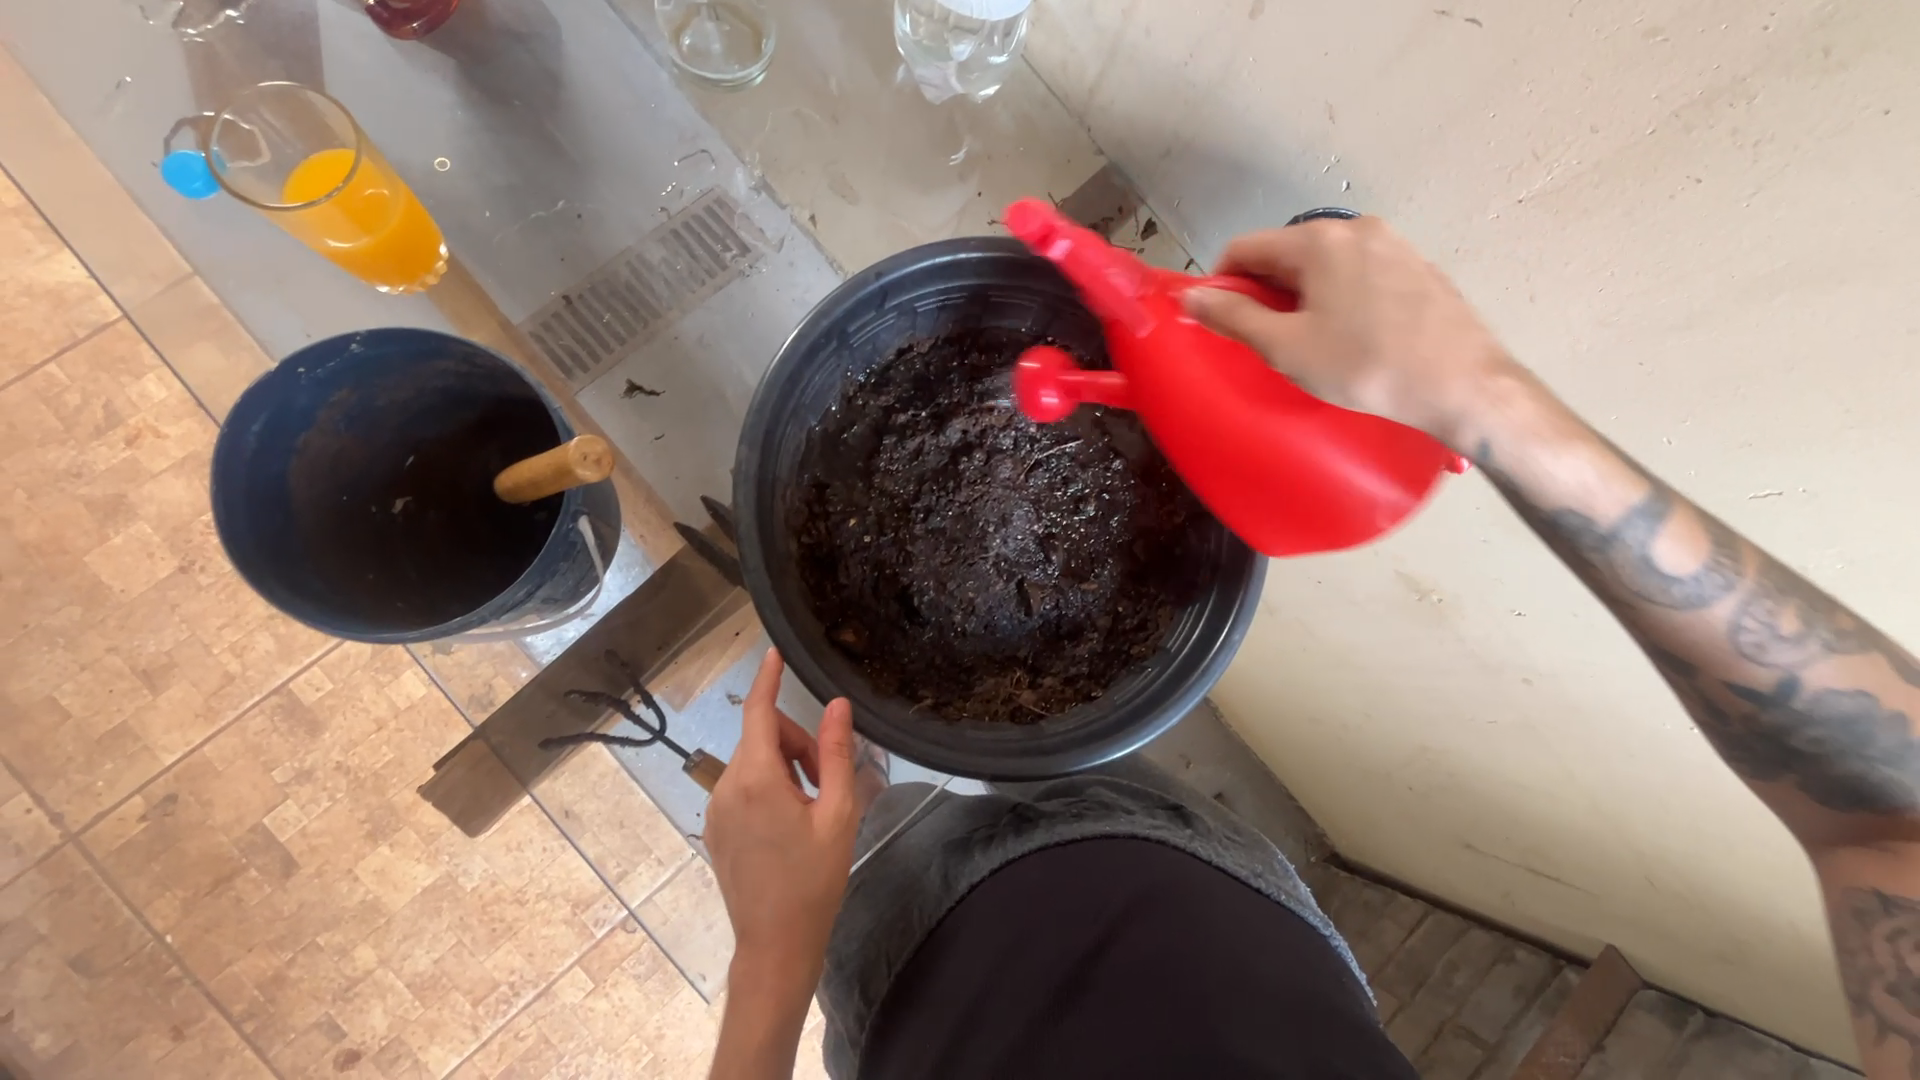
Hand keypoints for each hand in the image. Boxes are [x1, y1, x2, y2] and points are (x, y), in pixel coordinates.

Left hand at [705, 648, 859, 993]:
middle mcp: (726, 787)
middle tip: (829, 784)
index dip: (768, 679)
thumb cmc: (815, 879)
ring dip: (786, 768)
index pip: (759, 712)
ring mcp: (716, 810)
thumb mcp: (839, 813)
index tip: (775, 652)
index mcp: (757, 779)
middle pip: (763, 738)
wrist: (776, 945)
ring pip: (754, 762)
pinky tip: (790, 823)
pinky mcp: (715, 829)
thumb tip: (836, 705)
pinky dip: (769, 787)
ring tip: (812, 808)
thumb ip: (837, 753)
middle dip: (798, 746)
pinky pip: (743, 787)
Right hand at [1181, 215, 1523, 450]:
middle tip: (1264, 341)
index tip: (1221, 322)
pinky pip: (1357, 275)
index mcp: (1318, 241)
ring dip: (1300, 297)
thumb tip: (1189, 296)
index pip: (1244, 248)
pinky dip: (1337, 299)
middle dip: (1263, 292)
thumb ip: (1233, 316)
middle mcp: (1356, 229)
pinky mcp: (1418, 268)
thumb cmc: (1364, 366)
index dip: (1221, 284)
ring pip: (1323, 265)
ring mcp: (1393, 245)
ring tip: (1309, 343)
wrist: (1462, 385)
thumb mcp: (1285, 347)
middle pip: (1285, 254)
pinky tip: (1349, 338)